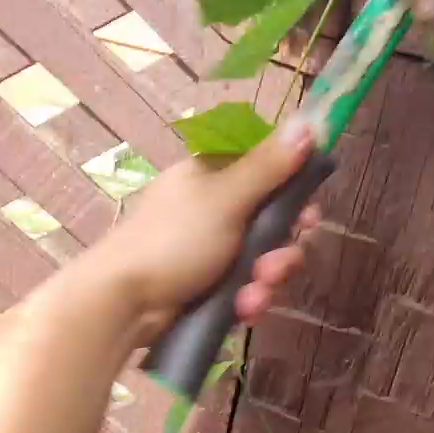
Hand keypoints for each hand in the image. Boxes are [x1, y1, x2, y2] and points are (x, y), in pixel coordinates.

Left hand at [92, 124, 321, 337]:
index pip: (268, 172)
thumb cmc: (173, 239)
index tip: (309, 215)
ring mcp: (213, 249)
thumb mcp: (226, 198)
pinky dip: (250, 299)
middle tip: (277, 265)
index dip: (295, 195)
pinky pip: (248, 286)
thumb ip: (270, 166)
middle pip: (274, 222)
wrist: (123, 302)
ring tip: (254, 294)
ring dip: (268, 279)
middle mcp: (216, 209)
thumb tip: (309, 123)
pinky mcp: (211, 285)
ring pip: (265, 259)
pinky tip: (243, 309)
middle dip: (282, 250)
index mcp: (214, 176)